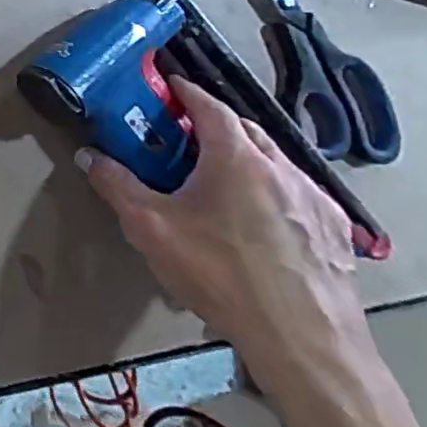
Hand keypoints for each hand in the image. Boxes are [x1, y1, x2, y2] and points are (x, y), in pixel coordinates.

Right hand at [79, 77, 362, 348]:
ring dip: (248, 157)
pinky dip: (277, 190)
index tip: (169, 86)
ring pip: (276, 159)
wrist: (302, 340)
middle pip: (245, 127)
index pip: (209, 104)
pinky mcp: (336, 228)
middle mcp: (281, 165)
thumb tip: (90, 157)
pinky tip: (264, 221)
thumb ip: (116, 186)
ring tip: (224, 181)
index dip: (186, 91)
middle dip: (215, 124)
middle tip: (188, 138)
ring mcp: (315, 196)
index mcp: (236, 156)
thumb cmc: (221, 276)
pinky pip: (300, 192)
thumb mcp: (152, 229)